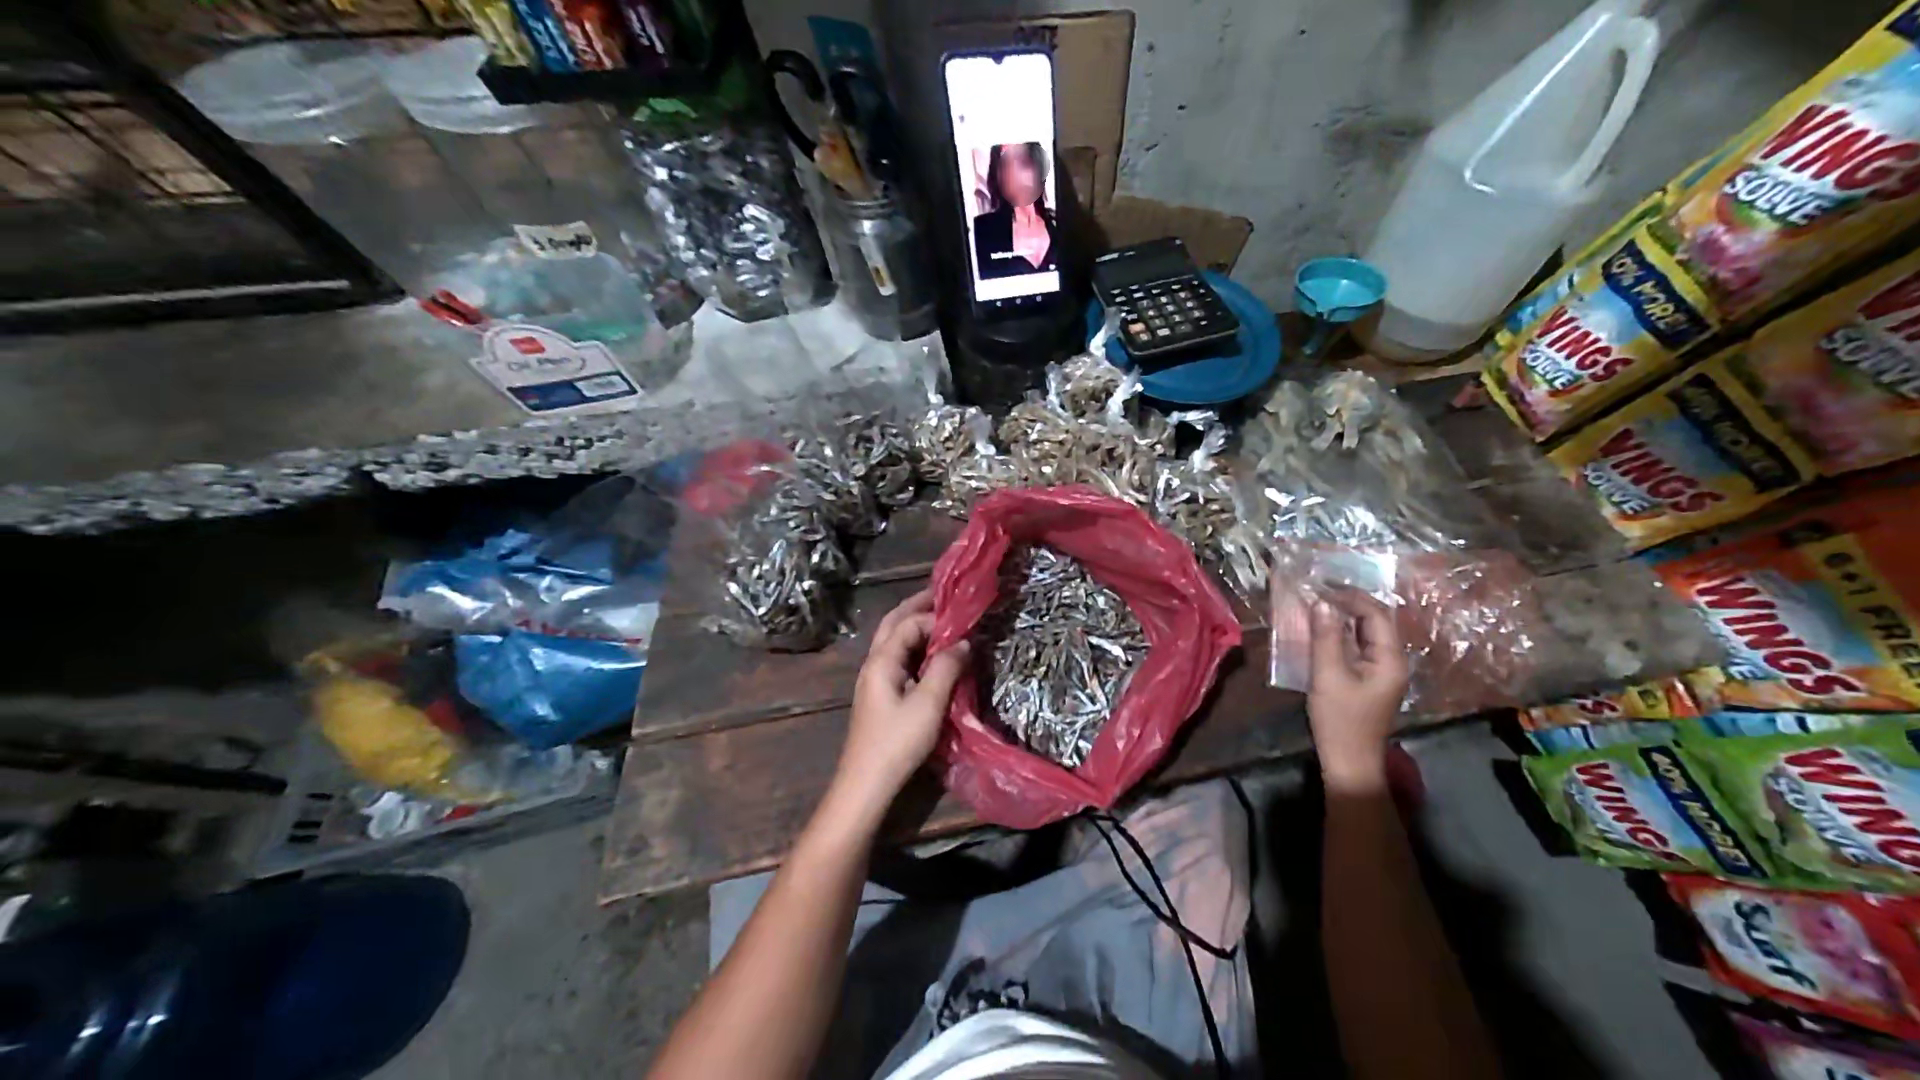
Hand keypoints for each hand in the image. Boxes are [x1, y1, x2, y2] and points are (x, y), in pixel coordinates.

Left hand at [832, 590, 971, 815]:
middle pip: (893, 623)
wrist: (866, 783)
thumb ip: (946, 668)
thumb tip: (963, 641)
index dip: (935, 617)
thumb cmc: (897, 741)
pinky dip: (913, 646)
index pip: (908, 623)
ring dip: (914, 625)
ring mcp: (874, 679)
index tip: (963, 616)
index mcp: (881, 660)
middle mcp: (873, 663)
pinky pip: (897, 658)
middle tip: (943, 595)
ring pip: (893, 640)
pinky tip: (931, 654)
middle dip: (916, 607)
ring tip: (941, 619)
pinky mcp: (880, 695)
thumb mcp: (929, 704)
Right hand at [1307, 588, 1410, 793]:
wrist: (1349, 761)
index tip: (1321, 585)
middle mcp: (1392, 660)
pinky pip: (1356, 647)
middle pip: (1373, 621)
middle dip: (1346, 603)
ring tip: (1314, 604)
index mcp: (1391, 659)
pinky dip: (1338, 634)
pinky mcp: (1367, 679)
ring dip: (1341, 617)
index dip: (1350, 596)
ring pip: (1364, 633)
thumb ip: (1325, 638)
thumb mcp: (1328, 676)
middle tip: (1316, 590)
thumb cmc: (1341, 719)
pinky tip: (1319, 630)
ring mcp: (1381, 671)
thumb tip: (1321, 603)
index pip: (1376, 614)